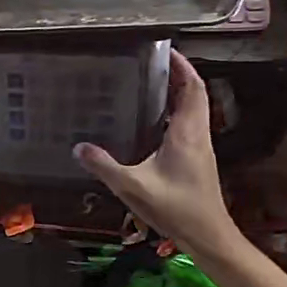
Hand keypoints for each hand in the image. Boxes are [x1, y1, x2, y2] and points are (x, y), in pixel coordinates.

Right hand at [75, 51, 239, 255]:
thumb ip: (105, 167)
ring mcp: (200, 147)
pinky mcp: (197, 160)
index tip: (165, 50)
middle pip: (194, 94)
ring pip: (194, 109)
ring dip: (177, 93)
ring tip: (149, 84)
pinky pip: (189, 124)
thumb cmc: (177, 209)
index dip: (182, 66)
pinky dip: (175, 113)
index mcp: (188, 132)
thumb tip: (78, 148)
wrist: (208, 237)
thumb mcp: (134, 188)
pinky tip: (152, 121)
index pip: (192, 88)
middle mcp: (198, 134)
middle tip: (151, 63)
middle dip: (177, 75)